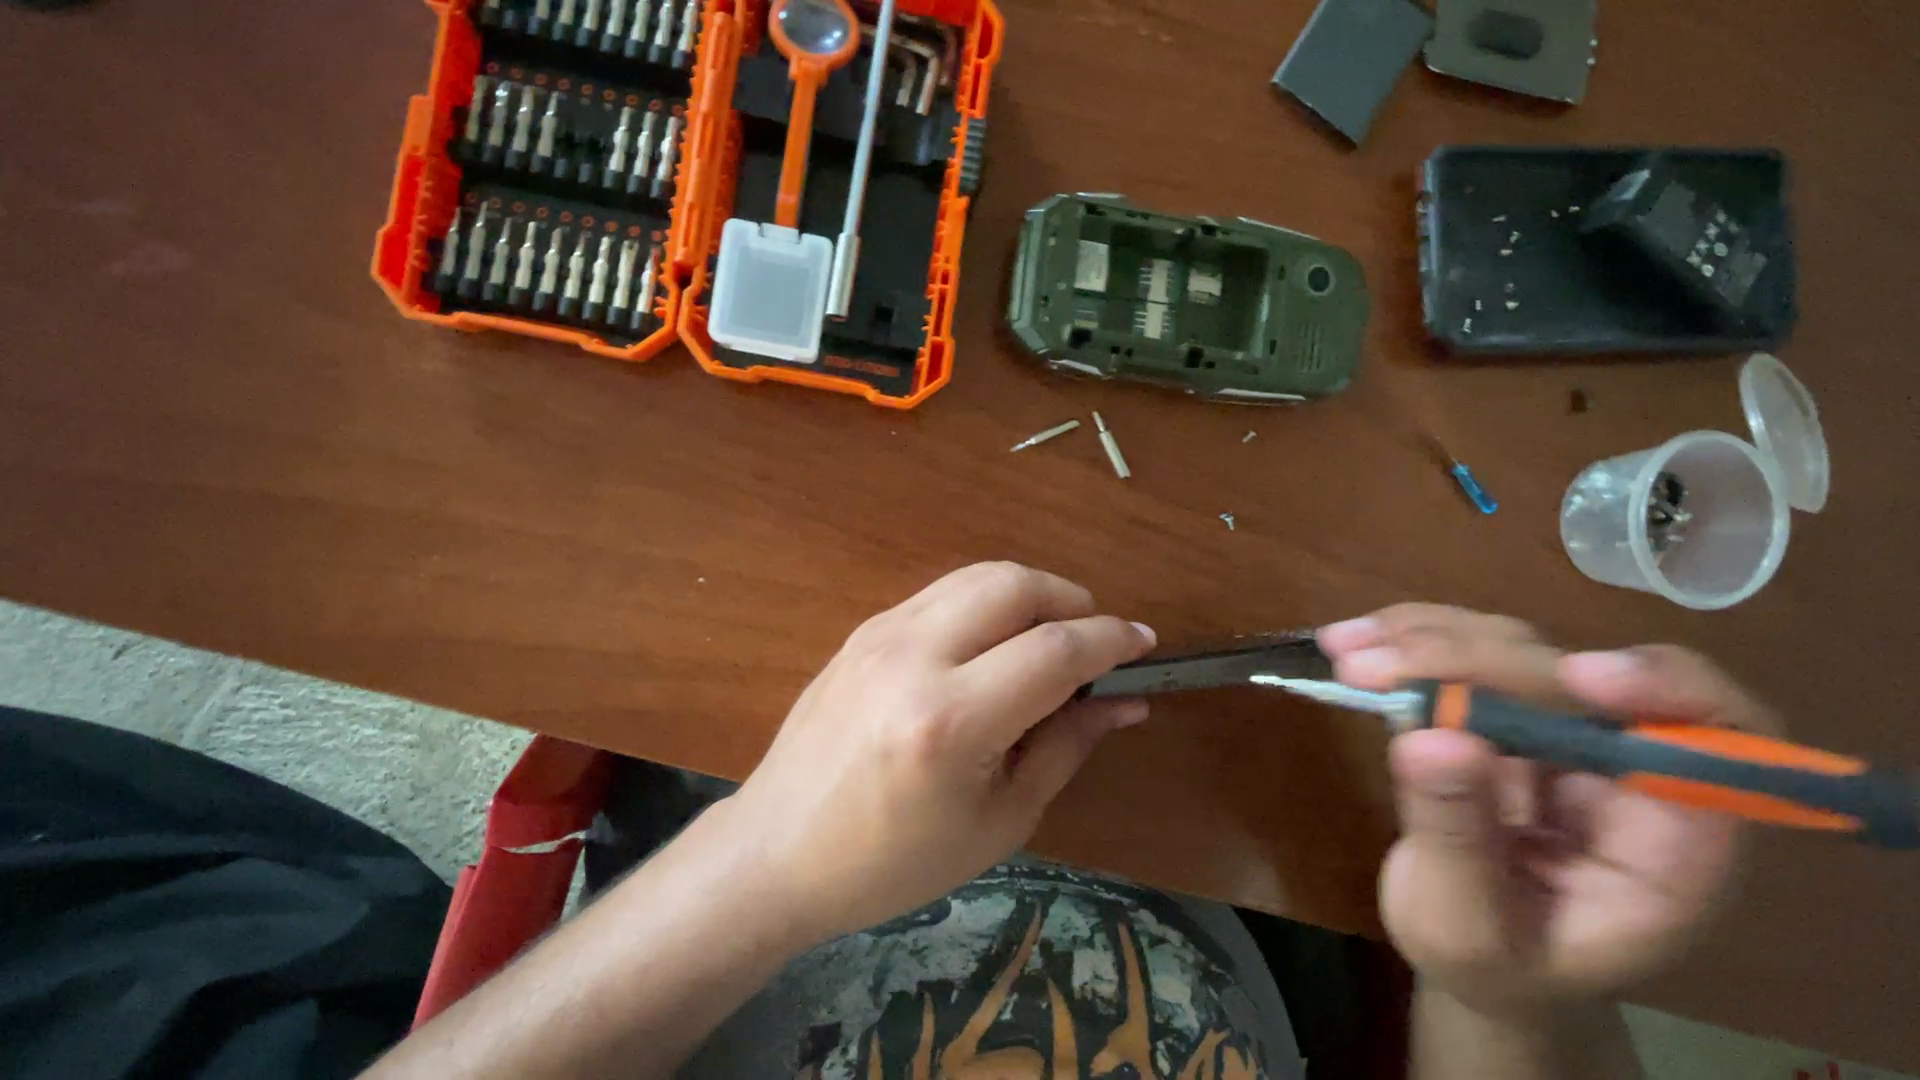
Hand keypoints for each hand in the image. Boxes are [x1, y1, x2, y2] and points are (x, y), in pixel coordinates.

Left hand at [724, 562, 1155, 944]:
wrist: (778, 852)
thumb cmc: (893, 862)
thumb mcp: (997, 821)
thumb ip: (1065, 748)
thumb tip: (1125, 701)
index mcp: (950, 721)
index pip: (1054, 651)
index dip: (1110, 641)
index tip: (1143, 645)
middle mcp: (913, 658)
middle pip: (1014, 586)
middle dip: (1071, 601)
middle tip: (1095, 640)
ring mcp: (880, 635)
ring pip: (976, 577)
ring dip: (1029, 594)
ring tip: (1051, 637)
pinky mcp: (862, 631)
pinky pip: (941, 593)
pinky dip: (984, 603)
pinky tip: (993, 645)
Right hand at [1318, 605, 1771, 1014]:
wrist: (1479, 959)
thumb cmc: (1494, 964)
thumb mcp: (1467, 927)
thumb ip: (1458, 838)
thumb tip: (1433, 734)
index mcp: (1666, 841)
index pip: (1713, 738)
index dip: (1663, 689)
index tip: (1575, 674)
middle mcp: (1627, 769)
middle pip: (1576, 678)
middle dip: (1471, 660)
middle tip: (1370, 668)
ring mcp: (1565, 731)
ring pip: (1516, 648)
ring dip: (1427, 638)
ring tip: (1346, 651)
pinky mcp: (1508, 711)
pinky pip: (1469, 652)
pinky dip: (1406, 638)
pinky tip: (1349, 642)